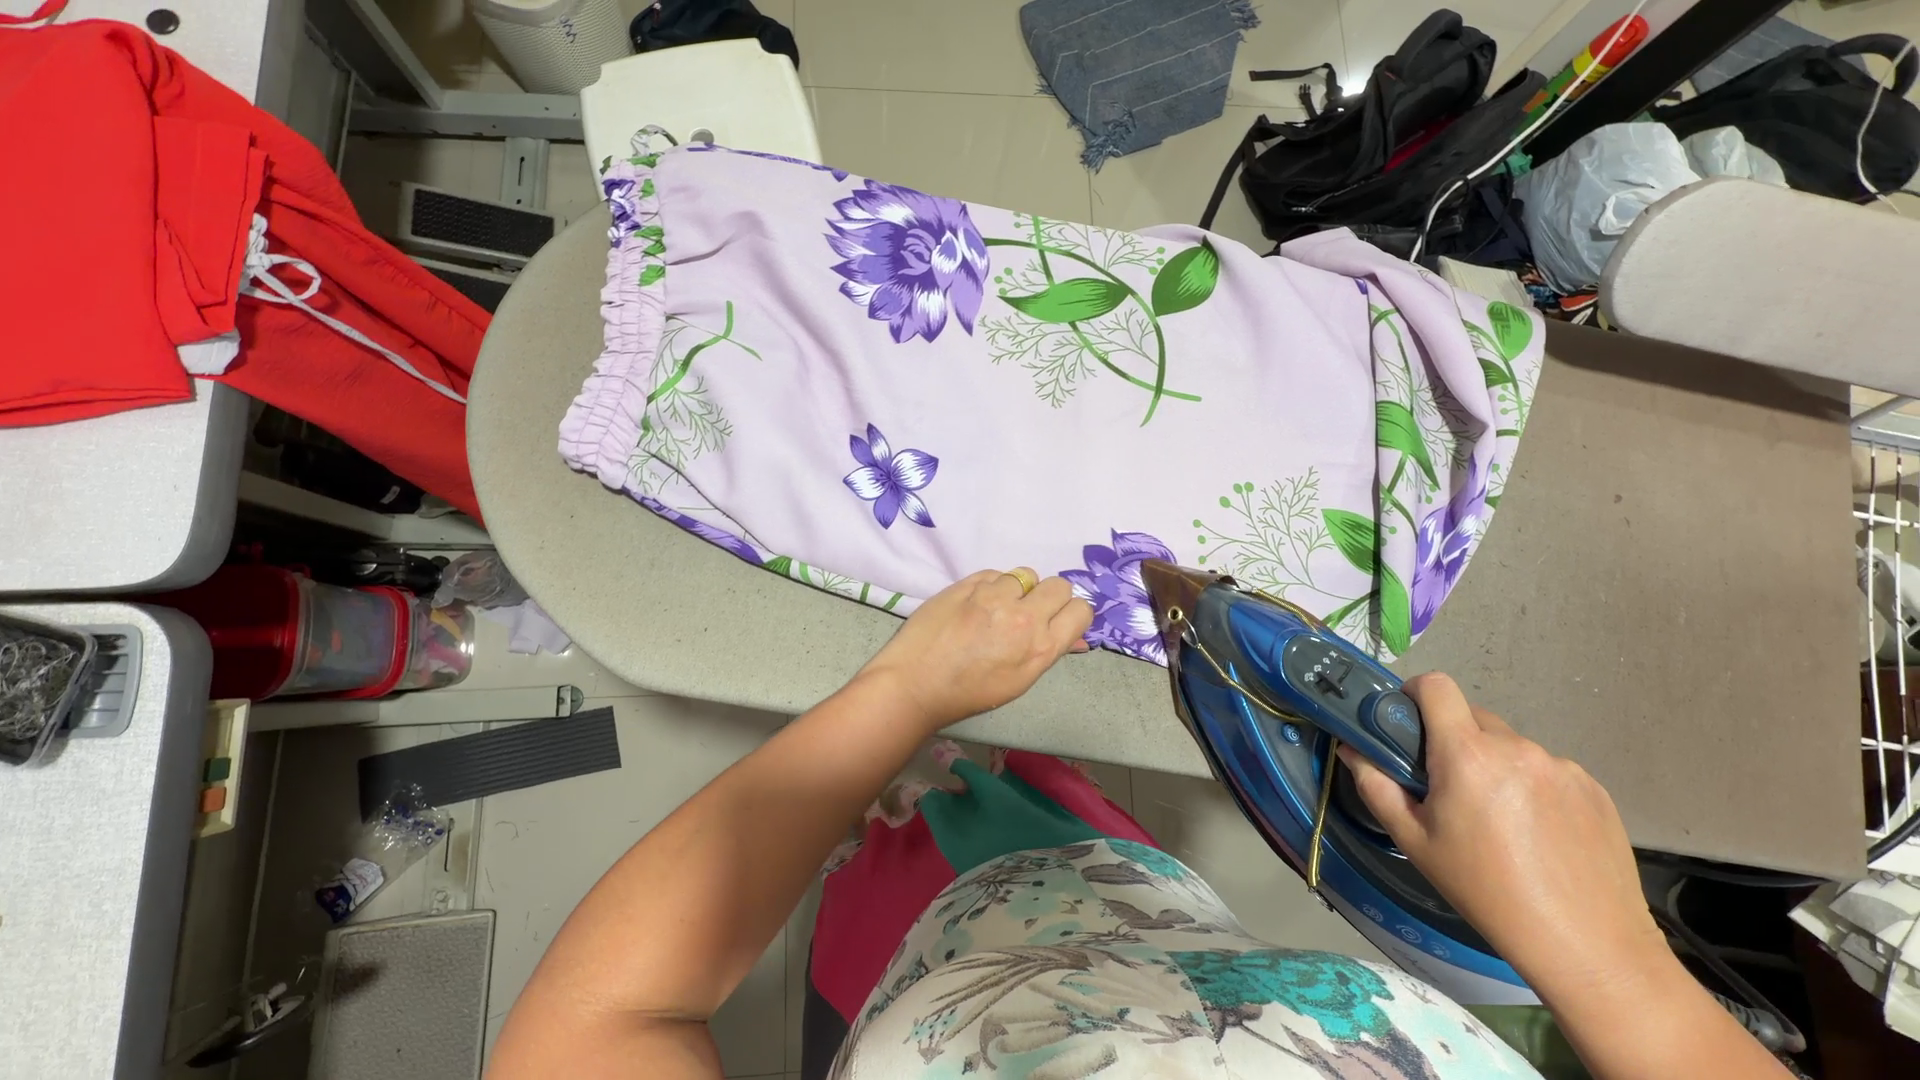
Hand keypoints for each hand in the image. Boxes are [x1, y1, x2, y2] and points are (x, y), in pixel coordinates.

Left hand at [858, 568, 1093, 733]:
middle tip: (1029, 612)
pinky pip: (995, 573)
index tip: (1057, 619)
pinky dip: (992, 585)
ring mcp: (993, 596)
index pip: (1081, 610)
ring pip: (1025, 574)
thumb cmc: (968, 692)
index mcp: (1041, 647)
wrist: (915, 683)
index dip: (1071, 613)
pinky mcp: (968, 583)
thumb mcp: (1018, 681)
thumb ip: (1048, 652)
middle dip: (1049, 597)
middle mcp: (1023, 616)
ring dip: (1018, 588)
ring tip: (997, 607)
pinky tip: (977, 603)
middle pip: (1059, 586)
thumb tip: (1076, 638)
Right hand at [1341, 673, 1666, 1000]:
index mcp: (1467, 755)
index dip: (1415, 692)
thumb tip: (1352, 748)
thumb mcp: (1414, 842)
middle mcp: (1516, 747)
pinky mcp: (1594, 787)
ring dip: (1494, 765)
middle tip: (1449, 788)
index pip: (1437, 686)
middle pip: (1473, 717)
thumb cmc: (1484, 890)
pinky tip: (1538, 832)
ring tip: (1500, 820)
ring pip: (1511, 746)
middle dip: (1454, 741)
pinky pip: (1548, 769)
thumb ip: (1376, 786)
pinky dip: (1532, 786)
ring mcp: (1562, 766)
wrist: (1585, 942)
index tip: (1407, 721)